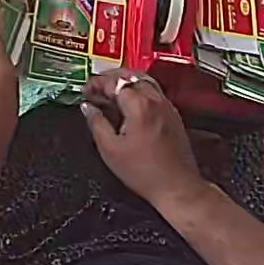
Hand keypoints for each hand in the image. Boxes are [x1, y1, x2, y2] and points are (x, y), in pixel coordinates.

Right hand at [80, 68, 209, 207]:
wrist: (176, 187)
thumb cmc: (146, 173)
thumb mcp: (110, 149)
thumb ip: (96, 123)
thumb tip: (88, 109)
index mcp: (139, 106)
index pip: (114, 83)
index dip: (96, 84)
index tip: (86, 90)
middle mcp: (156, 101)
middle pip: (130, 77)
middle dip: (110, 79)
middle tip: (96, 87)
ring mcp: (166, 107)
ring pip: (143, 82)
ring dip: (125, 83)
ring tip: (110, 93)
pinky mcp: (173, 115)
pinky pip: (153, 93)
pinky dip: (138, 92)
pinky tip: (128, 105)